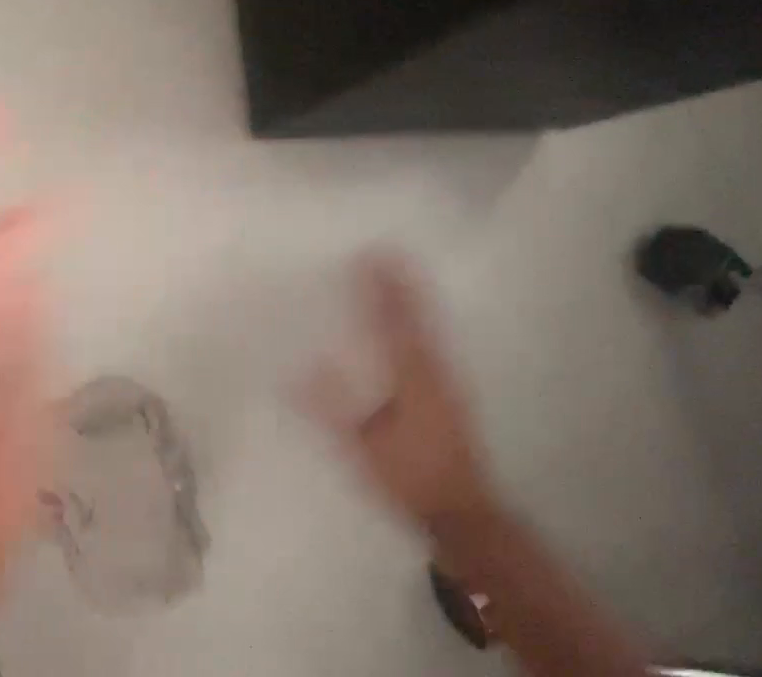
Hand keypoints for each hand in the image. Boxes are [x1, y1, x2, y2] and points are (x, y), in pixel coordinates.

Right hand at [299, 254, 498, 536]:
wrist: (462, 512)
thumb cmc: (407, 478)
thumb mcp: (360, 446)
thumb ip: (331, 407)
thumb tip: (298, 367)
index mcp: (409, 377)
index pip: (391, 322)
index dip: (379, 288)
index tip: (367, 256)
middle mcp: (433, 370)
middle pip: (417, 315)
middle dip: (400, 283)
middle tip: (384, 250)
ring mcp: (449, 380)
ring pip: (430, 326)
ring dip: (414, 296)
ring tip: (399, 270)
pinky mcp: (453, 392)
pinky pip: (435, 341)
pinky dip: (423, 318)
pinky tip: (417, 317)